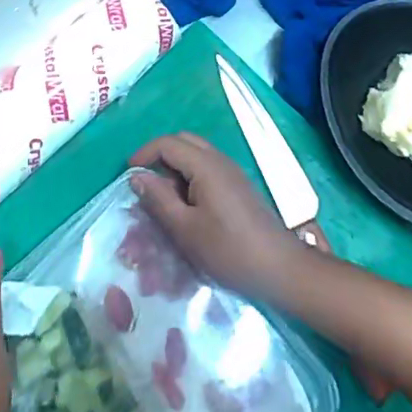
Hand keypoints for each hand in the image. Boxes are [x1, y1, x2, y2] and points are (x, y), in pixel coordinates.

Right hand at [128, 132, 306, 302]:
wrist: (282, 269)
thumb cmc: (230, 251)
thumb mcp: (186, 230)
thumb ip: (159, 199)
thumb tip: (137, 176)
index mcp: (205, 165)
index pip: (167, 143)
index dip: (144, 154)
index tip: (129, 174)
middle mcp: (219, 160)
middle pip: (183, 141)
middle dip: (160, 156)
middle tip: (146, 181)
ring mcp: (232, 171)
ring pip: (196, 154)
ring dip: (176, 167)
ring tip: (164, 197)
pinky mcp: (239, 186)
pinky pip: (208, 167)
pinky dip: (190, 176)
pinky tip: (188, 206)